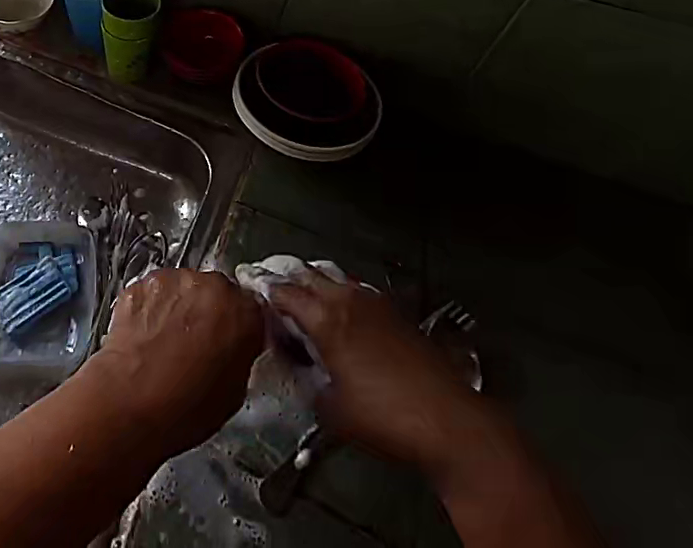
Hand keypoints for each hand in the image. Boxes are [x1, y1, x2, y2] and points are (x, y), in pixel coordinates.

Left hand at [85, 268, 263, 453]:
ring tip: (162, 341)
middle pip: (215, 291)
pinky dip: (148, 308)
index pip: (250, 308)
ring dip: (177, 306)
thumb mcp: (233, 392)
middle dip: (206, 311)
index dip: (236, 325)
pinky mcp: (143, 284)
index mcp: (245, 312)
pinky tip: (141, 336)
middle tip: (192, 342)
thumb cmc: (186, 407)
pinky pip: (152, 293)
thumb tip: (232, 350)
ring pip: (182, 288)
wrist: (131, 402)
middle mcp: (214, 287)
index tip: (227, 340)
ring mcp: (176, 280)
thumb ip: (240, 356)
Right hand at [266, 270, 487, 473]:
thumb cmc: (382, 417)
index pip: (284, 292)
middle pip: (308, 274)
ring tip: (298, 289)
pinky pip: (355, 288)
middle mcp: (347, 299)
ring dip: (312, 279)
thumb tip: (298, 365)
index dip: (262, 288)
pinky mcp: (394, 311)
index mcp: (325, 318)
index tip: (246, 284)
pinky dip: (337, 289)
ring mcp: (374, 302)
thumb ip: (306, 379)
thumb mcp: (329, 408)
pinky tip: (336, 305)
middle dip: (284, 275)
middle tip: (266, 279)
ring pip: (334, 276)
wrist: (446, 418)